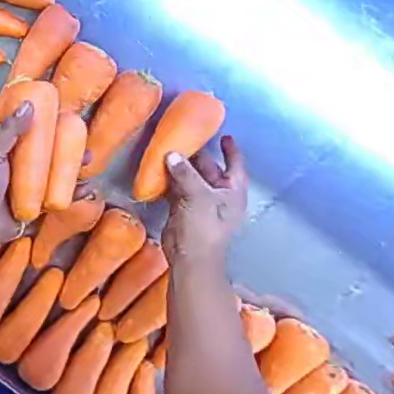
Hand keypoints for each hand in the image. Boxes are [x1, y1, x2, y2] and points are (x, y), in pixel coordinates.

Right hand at [161, 135, 248, 264]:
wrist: (190, 257)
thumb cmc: (203, 227)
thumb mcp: (198, 196)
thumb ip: (185, 173)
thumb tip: (172, 154)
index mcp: (232, 191)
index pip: (235, 164)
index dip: (231, 150)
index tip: (224, 136)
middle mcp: (219, 195)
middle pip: (209, 169)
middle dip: (197, 156)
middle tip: (183, 140)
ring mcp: (200, 203)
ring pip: (190, 179)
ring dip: (180, 168)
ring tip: (167, 151)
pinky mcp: (183, 210)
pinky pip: (177, 190)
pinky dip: (169, 181)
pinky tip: (158, 171)